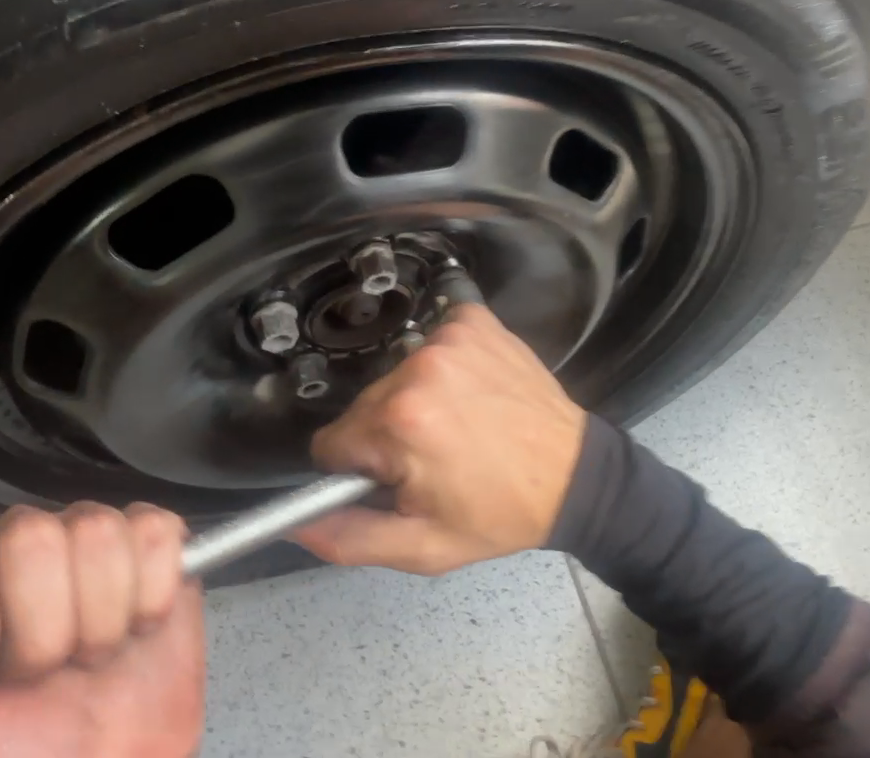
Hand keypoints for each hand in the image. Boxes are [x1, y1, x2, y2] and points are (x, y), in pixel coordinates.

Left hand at [0, 503, 204, 757]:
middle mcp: (14, 558)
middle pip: (30, 532)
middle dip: (43, 628)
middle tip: (43, 678)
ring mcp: (88, 549)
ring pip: (97, 527)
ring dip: (101, 617)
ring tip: (94, 660)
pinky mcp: (152, 553)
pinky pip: (157, 529)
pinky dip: (152, 589)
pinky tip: (138, 628)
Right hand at [294, 304, 587, 574]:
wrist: (573, 475)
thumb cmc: (500, 513)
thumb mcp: (423, 547)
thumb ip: (350, 538)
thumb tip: (295, 523)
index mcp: (400, 422)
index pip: (333, 442)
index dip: (358, 468)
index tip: (395, 478)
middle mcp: (419, 369)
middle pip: (364, 406)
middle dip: (386, 435)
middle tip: (435, 458)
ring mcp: (450, 339)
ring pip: (395, 376)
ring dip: (415, 401)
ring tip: (458, 428)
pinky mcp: (473, 322)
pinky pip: (432, 341)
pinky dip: (444, 366)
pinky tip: (471, 393)